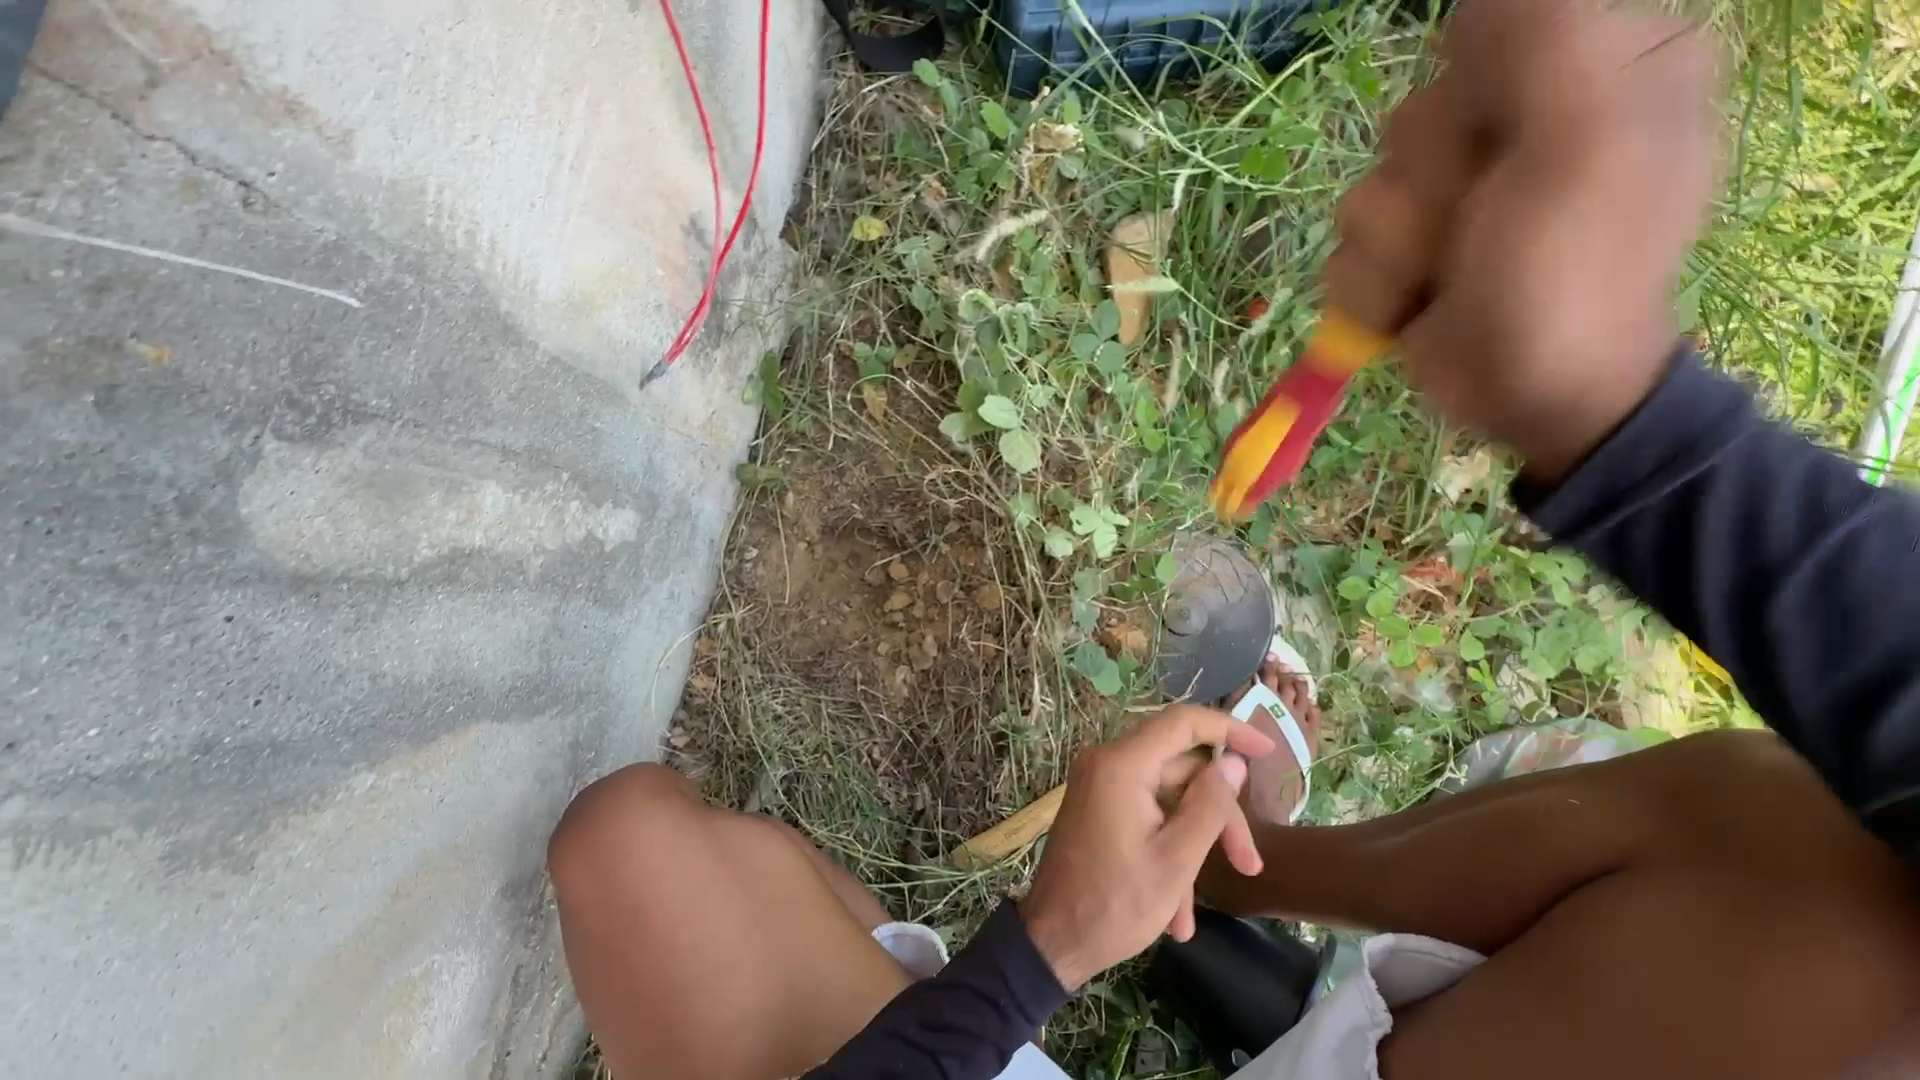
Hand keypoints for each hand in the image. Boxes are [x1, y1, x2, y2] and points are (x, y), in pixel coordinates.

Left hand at [1019, 705, 1274, 990]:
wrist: (1051, 943)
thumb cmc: (1114, 904)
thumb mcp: (1176, 861)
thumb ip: (1209, 806)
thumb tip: (1233, 762)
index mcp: (1122, 765)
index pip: (1183, 723)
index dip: (1230, 729)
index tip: (1269, 749)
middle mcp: (1107, 764)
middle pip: (1181, 769)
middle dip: (1218, 816)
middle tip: (1248, 864)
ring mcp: (1100, 787)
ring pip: (1167, 799)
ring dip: (1192, 848)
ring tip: (1195, 915)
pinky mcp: (1098, 809)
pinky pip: (1145, 816)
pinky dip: (1166, 854)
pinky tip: (1176, 914)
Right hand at [1323, 0, 1723, 481]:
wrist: (1535, 394)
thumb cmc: (1573, 276)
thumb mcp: (1586, 141)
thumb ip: (1546, 37)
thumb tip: (1470, 4)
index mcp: (1585, 74)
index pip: (1485, 24)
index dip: (1476, 82)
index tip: (1507, 139)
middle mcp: (1514, 127)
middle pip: (1415, 113)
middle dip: (1433, 182)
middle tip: (1482, 225)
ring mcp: (1452, 197)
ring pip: (1369, 189)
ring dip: (1399, 248)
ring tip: (1447, 278)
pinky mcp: (1407, 251)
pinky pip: (1349, 249)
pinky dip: (1375, 286)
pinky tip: (1416, 305)